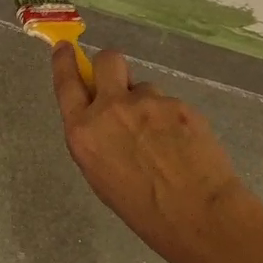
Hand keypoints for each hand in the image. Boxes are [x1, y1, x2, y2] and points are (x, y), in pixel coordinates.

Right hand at [50, 43, 250, 260]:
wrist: (198, 214)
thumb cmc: (142, 211)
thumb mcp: (100, 177)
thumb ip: (96, 140)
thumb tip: (104, 122)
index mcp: (83, 132)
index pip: (67, 83)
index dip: (64, 62)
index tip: (64, 48)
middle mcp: (110, 109)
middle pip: (107, 60)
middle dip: (111, 68)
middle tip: (121, 87)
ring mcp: (147, 102)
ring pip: (144, 88)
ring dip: (148, 105)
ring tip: (164, 139)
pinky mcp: (178, 104)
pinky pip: (170, 103)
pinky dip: (173, 119)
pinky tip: (184, 145)